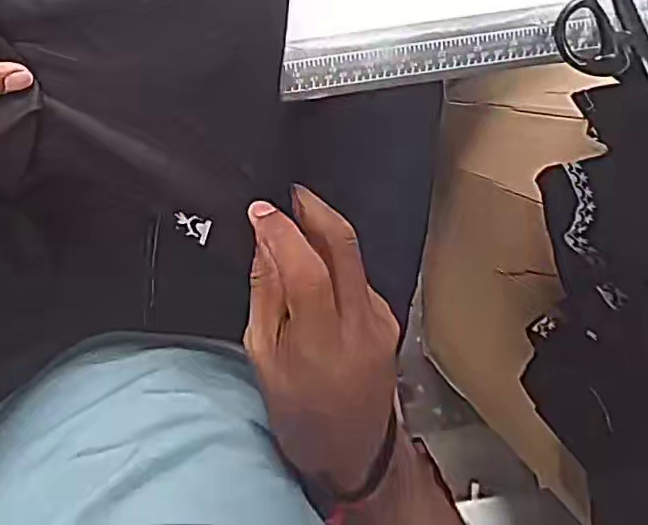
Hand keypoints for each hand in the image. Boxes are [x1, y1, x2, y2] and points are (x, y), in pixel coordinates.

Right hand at [244, 185, 400, 496]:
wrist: (358, 454)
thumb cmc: (301, 413)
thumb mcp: (263, 355)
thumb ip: (265, 291)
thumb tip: (263, 239)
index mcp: (321, 341)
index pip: (305, 267)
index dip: (280, 230)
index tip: (259, 210)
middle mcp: (359, 324)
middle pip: (343, 244)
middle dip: (312, 207)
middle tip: (288, 192)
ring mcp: (380, 318)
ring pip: (351, 253)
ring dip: (321, 228)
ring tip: (293, 225)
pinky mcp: (388, 315)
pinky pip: (356, 270)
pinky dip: (332, 255)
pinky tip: (314, 262)